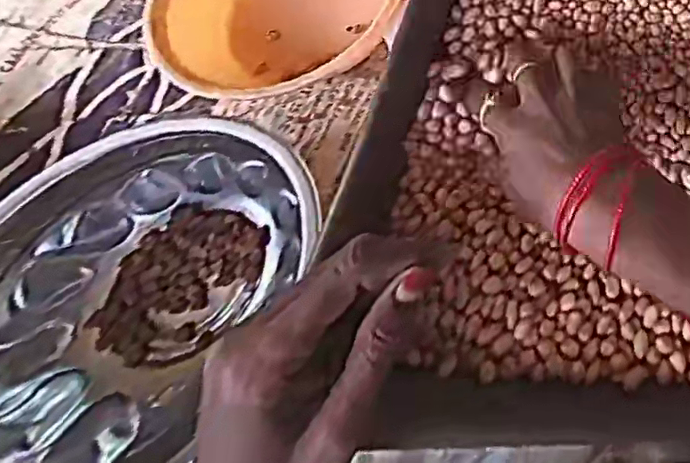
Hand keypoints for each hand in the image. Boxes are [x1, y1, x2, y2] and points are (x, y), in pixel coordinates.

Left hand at [198, 234, 443, 462]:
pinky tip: (381, 317)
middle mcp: (248, 331)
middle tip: (441, 270)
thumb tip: (417, 280)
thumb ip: (375, 354)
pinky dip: (355, 302)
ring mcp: (247, 335)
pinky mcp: (254, 343)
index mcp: (262, 353)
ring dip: (377, 281)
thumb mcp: (336, 435)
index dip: (397, 254)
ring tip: (417, 296)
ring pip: (326, 280)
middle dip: (392, 264)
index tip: (442, 256)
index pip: (341, 272)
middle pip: (333, 269)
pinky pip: (316, 303)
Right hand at [483, 42, 626, 230]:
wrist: (601, 194)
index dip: (473, 91)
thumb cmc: (554, 201)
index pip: (481, 98)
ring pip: (559, 55)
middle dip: (514, 57)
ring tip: (552, 62)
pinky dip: (587, 75)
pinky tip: (586, 82)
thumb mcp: (514, 188)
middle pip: (521, 60)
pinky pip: (593, 71)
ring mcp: (571, 93)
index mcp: (511, 125)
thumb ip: (501, 162)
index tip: (473, 90)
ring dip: (553, 58)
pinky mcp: (601, 95)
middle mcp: (538, 100)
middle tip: (514, 59)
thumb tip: (493, 150)